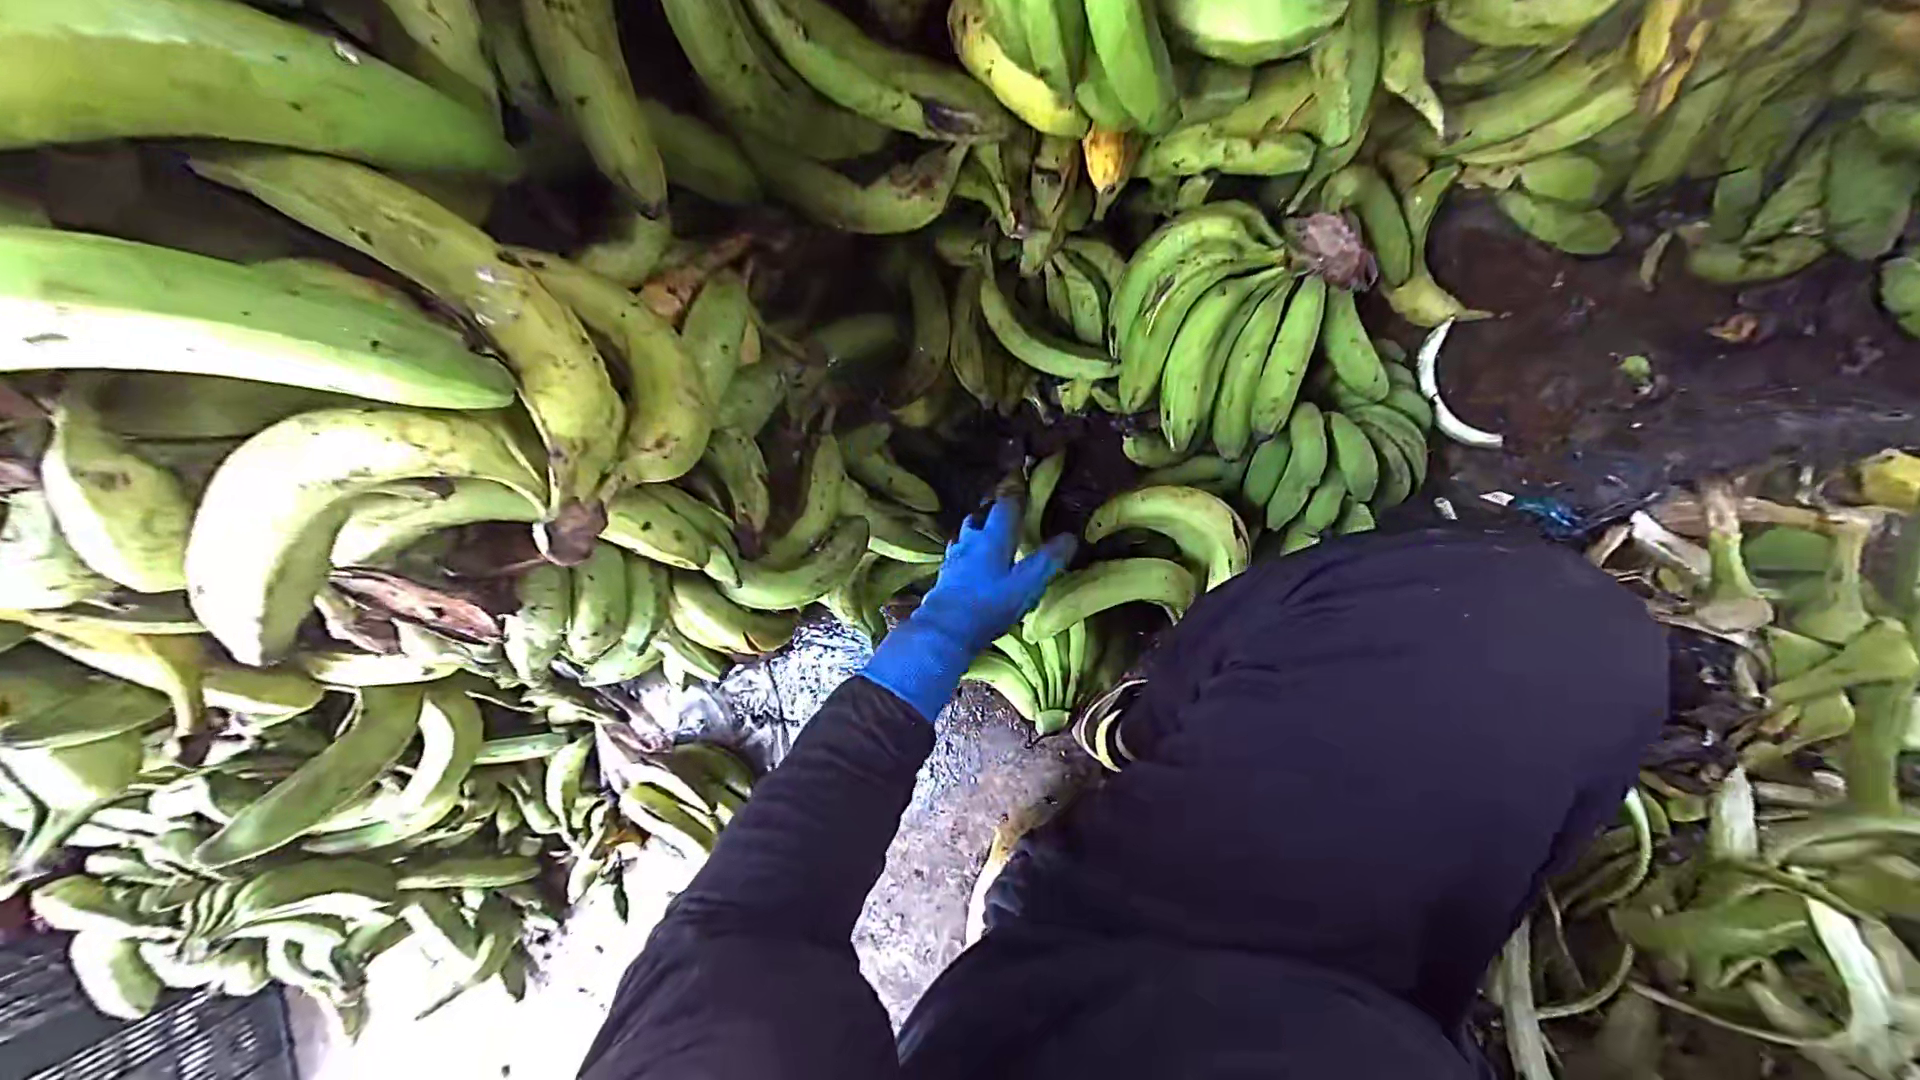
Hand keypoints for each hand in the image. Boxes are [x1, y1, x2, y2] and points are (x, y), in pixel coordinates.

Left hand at [916, 497, 1074, 653]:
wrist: (945, 630)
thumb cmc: (988, 604)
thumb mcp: (1026, 584)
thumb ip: (1047, 560)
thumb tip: (1070, 537)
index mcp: (993, 536)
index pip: (1006, 504)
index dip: (1016, 491)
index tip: (1023, 480)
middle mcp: (971, 540)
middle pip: (981, 516)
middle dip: (993, 511)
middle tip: (1008, 514)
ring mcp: (954, 557)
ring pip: (967, 534)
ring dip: (979, 531)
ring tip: (991, 538)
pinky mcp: (945, 575)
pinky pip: (959, 554)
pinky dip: (969, 552)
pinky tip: (973, 563)